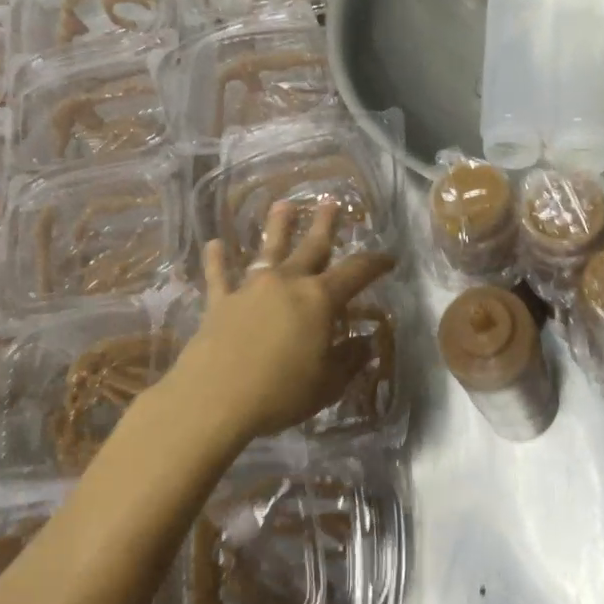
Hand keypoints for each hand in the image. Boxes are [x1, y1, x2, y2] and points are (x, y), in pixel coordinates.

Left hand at [160, 200, 395, 442]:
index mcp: (320, 299)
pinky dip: (217, 259)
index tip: (389, 258)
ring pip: (267, 250)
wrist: (213, 401)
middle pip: (311, 247)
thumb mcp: (328, 383)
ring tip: (283, 205)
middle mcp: (287, 283)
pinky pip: (219, 275)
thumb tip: (365, 343)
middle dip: (324, 224)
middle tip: (331, 202)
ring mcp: (250, 290)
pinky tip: (214, 244)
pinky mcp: (219, 304)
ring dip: (278, 227)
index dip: (376, 263)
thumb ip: (349, 359)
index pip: (356, 272)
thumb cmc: (281, 393)